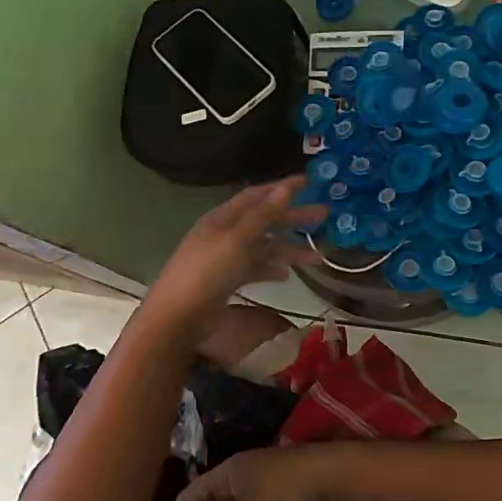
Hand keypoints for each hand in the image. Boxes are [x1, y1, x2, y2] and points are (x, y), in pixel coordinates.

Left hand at [143, 178, 324, 338]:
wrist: (177, 318)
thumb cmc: (206, 273)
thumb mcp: (237, 240)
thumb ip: (262, 215)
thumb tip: (285, 188)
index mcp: (223, 218)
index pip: (257, 195)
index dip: (282, 187)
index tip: (310, 182)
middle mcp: (225, 234)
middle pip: (264, 220)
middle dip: (293, 218)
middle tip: (324, 216)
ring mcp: (226, 259)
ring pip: (263, 248)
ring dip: (289, 249)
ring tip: (318, 255)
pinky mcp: (227, 281)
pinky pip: (255, 269)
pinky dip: (271, 269)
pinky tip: (288, 274)